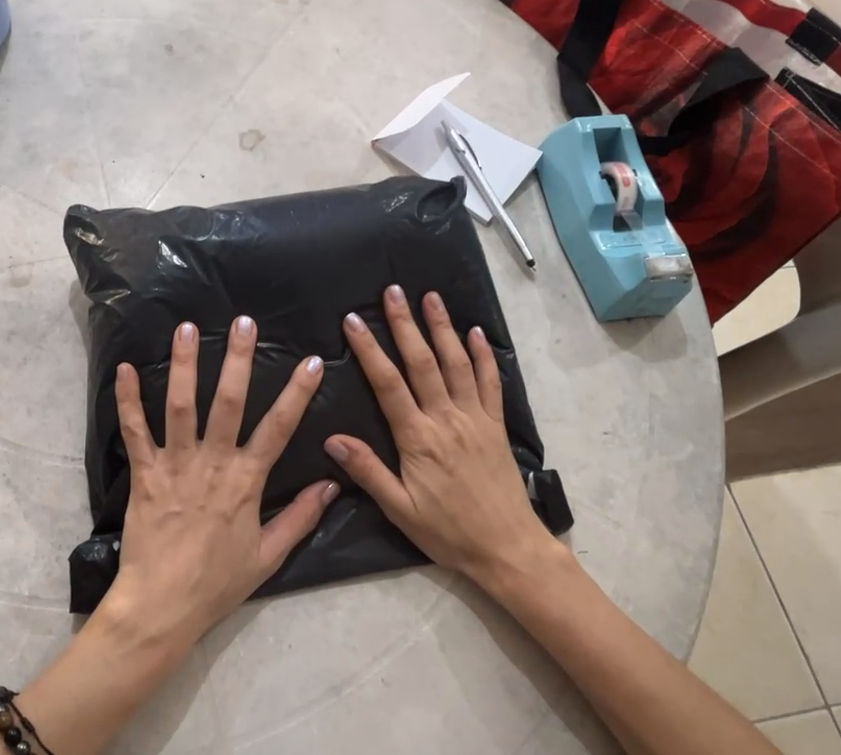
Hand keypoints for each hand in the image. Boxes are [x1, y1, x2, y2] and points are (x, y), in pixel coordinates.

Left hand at [102, 316, 337, 648]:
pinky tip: (125, 369)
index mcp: (246, 480)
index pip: (279, 428)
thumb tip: (333, 483)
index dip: (297, 393)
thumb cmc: (218, 582)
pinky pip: (135, 431)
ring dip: (185, 365)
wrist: (162, 606)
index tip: (312, 361)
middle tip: (244, 322)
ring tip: (187, 328)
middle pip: (229, 402)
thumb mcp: (269, 555)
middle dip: (238, 359)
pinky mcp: (144, 473)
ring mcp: (175, 464)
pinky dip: (129, 400)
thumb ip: (301, 516)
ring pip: (181, 406)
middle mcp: (213, 463)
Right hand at [325, 287, 562, 587]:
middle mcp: (446, 419)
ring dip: (442, 328)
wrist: (507, 548)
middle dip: (405, 324)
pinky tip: (474, 332)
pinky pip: (490, 382)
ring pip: (456, 363)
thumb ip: (367, 471)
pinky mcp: (496, 425)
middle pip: (422, 362)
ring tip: (430, 297)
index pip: (387, 383)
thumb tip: (332, 439)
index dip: (369, 349)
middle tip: (392, 291)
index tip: (354, 320)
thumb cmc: (448, 532)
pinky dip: (483, 355)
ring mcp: (475, 418)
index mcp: (417, 438)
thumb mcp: (399, 510)